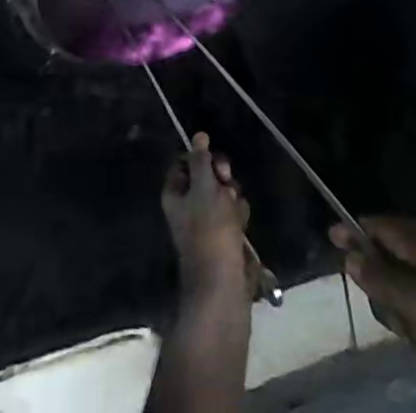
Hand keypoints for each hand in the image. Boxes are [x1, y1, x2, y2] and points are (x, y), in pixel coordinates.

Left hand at [162, 132, 250, 295]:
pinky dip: (239, 216)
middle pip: (208, 176)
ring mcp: (207, 220)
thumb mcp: (204, 188)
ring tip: (234, 214)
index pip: (186, 163)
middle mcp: (188, 205)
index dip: (201, 159)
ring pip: (225, 193)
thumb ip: (201, 160)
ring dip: (233, 198)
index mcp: (175, 194)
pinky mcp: (225, 233)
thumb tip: (198, 135)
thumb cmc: (209, 230)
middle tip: (226, 185)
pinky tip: (240, 227)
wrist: (222, 280)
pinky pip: (234, 212)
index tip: (214, 164)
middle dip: (222, 179)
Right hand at [332, 217, 415, 410]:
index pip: (376, 224)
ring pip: (395, 290)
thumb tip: (347, 253)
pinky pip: (413, 311)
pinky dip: (414, 327)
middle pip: (382, 259)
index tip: (331, 245)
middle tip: (397, 312)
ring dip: (397, 313)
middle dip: (379, 287)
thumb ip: (381, 279)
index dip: (353, 232)